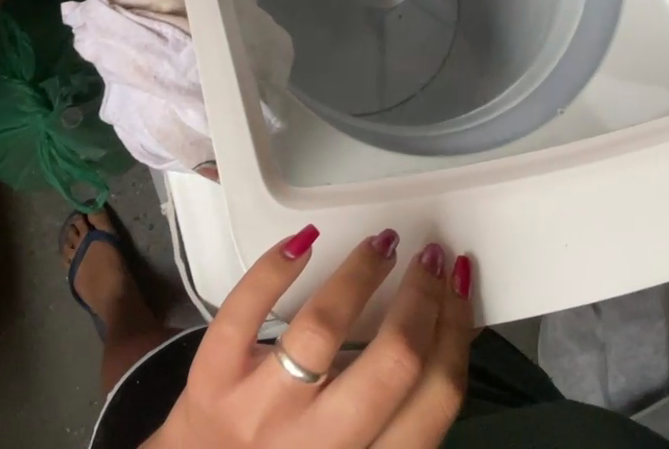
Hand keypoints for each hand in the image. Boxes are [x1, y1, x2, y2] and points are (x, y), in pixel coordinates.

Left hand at [148, 226, 474, 448]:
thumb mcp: (355, 447)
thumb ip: (394, 404)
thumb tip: (445, 321)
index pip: (434, 399)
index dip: (456, 329)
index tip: (458, 282)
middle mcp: (318, 447)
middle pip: (391, 363)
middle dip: (420, 296)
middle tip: (428, 257)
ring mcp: (259, 413)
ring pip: (320, 330)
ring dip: (359, 273)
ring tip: (380, 244)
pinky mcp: (211, 380)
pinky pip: (243, 315)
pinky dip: (274, 270)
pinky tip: (303, 240)